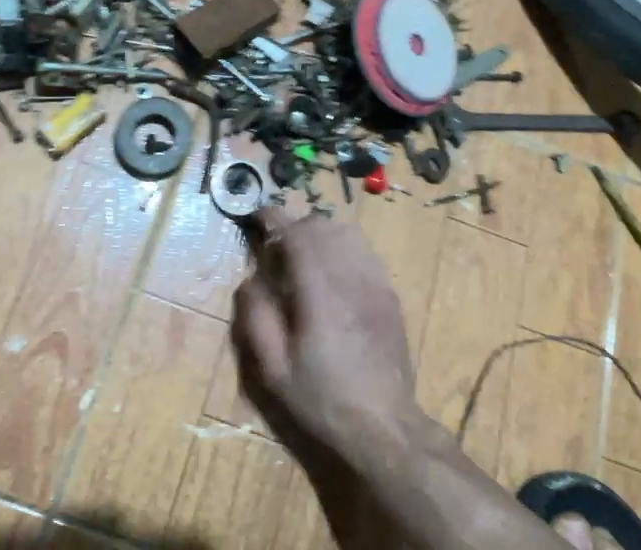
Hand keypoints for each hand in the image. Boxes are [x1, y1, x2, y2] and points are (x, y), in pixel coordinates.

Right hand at [231, 208, 421, 464]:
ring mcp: (376, 283)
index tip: (256, 215)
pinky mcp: (390, 293)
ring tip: (303, 254)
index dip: (273, 218)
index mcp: (319, 294)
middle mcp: (351, 278)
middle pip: (322, 225)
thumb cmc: (322, 400)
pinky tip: (332, 270)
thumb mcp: (274, 370)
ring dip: (320, 232)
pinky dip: (343, 246)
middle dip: (294, 225)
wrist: (384, 426)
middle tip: (275, 245)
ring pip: (347, 232)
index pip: (296, 235)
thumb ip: (256, 317)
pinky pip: (364, 250)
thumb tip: (250, 279)